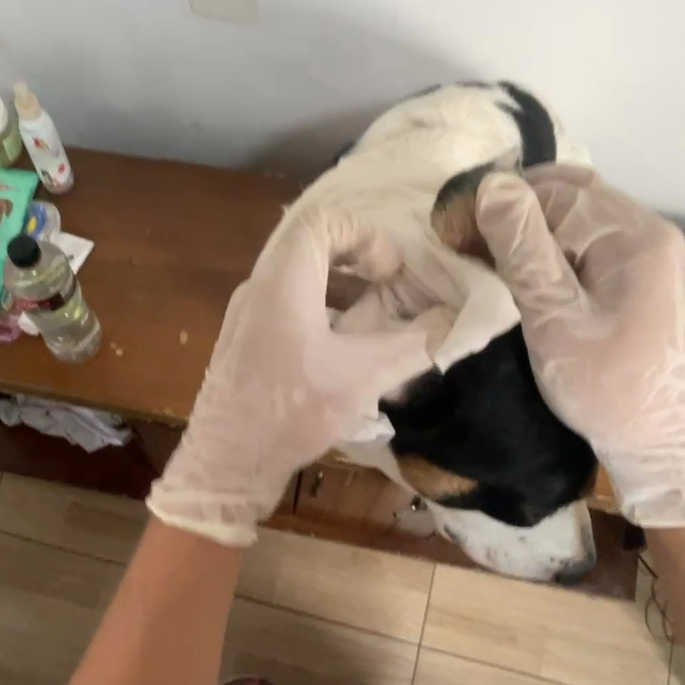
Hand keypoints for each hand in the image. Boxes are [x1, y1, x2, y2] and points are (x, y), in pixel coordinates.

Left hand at [147, 211, 433, 545]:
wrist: (226, 464)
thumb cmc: (291, 412)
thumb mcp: (364, 376)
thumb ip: (416, 343)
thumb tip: (458, 320)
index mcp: (281, 281)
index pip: (323, 221)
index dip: (366, 235)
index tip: (391, 273)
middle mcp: (257, 288)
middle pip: (311, 247)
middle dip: (358, 260)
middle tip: (388, 287)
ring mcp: (245, 317)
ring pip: (298, 280)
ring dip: (341, 290)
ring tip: (373, 321)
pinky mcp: (243, 345)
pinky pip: (286, 308)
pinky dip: (321, 314)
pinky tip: (343, 354)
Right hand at [474, 166, 684, 526]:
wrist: (654, 436)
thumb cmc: (601, 384)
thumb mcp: (554, 319)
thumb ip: (525, 252)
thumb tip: (492, 187)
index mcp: (634, 236)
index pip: (556, 193)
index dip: (500, 203)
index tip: (452, 228)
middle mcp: (646, 231)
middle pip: (571, 195)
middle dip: (514, 207)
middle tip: (463, 234)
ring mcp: (644, 253)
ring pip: (577, 215)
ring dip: (528, 225)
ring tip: (482, 248)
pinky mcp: (635, 274)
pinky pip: (586, 240)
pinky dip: (548, 244)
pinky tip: (518, 266)